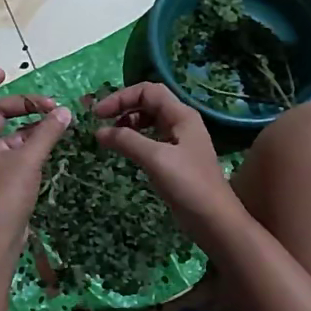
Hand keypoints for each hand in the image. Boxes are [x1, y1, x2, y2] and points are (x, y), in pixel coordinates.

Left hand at [0, 68, 69, 256]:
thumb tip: (64, 112)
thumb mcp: (27, 160)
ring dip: (30, 123)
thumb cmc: (2, 197)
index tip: (3, 75)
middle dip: (21, 105)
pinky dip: (30, 141)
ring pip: (6, 132)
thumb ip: (47, 132)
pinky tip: (52, 139)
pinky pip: (13, 149)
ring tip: (58, 120)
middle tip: (51, 106)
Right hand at [92, 82, 244, 241]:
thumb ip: (126, 141)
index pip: (147, 91)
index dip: (121, 97)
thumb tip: (98, 131)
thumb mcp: (155, 158)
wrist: (213, 218)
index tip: (98, 114)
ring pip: (149, 121)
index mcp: (181, 115)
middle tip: (100, 123)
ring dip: (128, 124)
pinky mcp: (175, 158)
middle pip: (148, 102)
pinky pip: (151, 139)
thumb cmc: (187, 184)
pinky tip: (125, 151)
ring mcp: (179, 141)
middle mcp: (181, 122)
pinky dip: (135, 140)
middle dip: (123, 108)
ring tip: (111, 138)